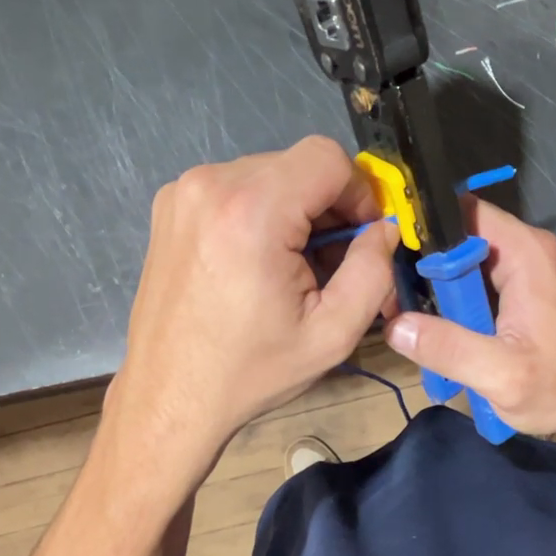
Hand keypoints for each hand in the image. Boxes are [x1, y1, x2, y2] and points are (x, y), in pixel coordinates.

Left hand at [110, 136, 398, 466]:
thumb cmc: (251, 372)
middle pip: (298, 166)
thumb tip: (385, 230)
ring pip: (268, 176)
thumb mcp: (332, 333)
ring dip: (294, 214)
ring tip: (292, 273)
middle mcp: (211, 184)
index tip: (362, 241)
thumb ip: (373, 271)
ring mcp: (183, 192)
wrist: (171, 396)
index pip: (328, 158)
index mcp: (252, 211)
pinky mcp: (171, 207)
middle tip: (332, 267)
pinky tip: (258, 267)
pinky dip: (260, 217)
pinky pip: (236, 191)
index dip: (359, 195)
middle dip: (327, 209)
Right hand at [382, 200, 555, 440]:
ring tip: (411, 310)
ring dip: (443, 282)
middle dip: (429, 261)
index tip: (391, 261)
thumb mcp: (499, 376)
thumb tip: (395, 327)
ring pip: (473, 258)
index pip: (463, 212)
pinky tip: (445, 323)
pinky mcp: (533, 289)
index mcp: (526, 254)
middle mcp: (532, 249)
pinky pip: (487, 277)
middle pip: (465, 234)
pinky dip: (463, 295)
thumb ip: (448, 348)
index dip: (425, 230)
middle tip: (395, 294)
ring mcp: (535, 268)